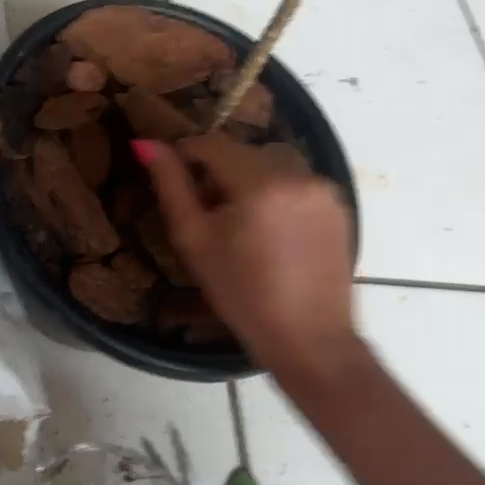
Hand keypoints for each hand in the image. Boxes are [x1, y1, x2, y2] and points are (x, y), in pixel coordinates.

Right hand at [134, 136, 360, 382]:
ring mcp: (323, 189)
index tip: (174, 174)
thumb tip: (145, 143)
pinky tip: (271, 229)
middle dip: (220, 170)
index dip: (187, 152)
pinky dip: (278, 191)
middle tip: (207, 209)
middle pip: (243, 151)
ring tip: (241, 219)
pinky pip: (297, 180)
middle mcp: (296, 174)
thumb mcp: (194, 240)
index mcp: (259, 182)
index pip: (213, 143)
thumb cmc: (243, 294)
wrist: (311, 341)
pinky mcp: (339, 206)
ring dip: (250, 177)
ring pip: (271, 162)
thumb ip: (170, 185)